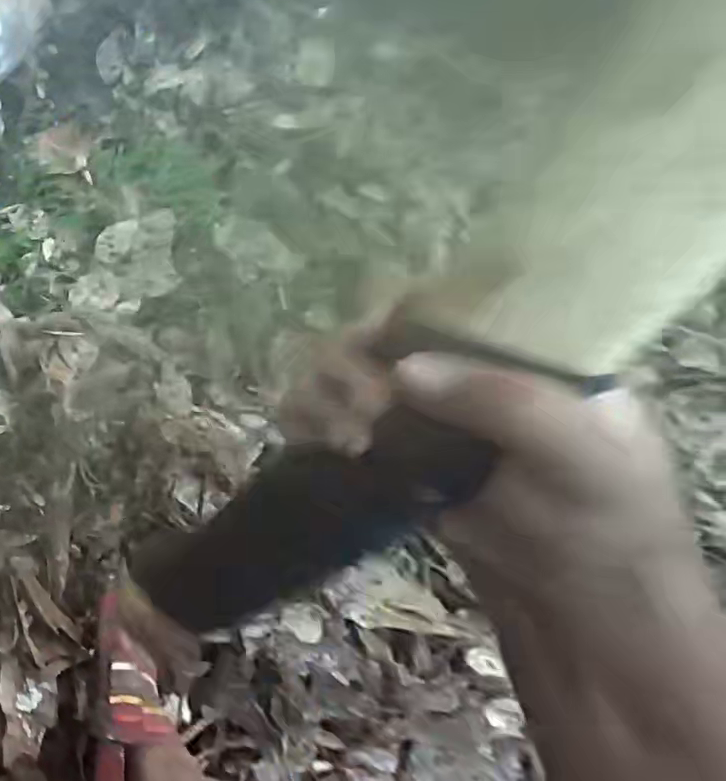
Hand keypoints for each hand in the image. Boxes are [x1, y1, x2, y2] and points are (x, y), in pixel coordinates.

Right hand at [278, 333, 698, 604]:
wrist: (566, 597)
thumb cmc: (599, 523)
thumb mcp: (584, 460)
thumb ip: (510, 405)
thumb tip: (401, 370)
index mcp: (510, 350)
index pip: (435, 302)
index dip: (394, 314)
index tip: (378, 347)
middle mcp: (448, 365)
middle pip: (365, 335)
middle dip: (348, 370)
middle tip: (365, 412)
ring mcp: (403, 402)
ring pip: (326, 369)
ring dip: (320, 398)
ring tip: (348, 443)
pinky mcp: (368, 435)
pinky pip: (308, 407)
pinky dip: (300, 418)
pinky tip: (321, 445)